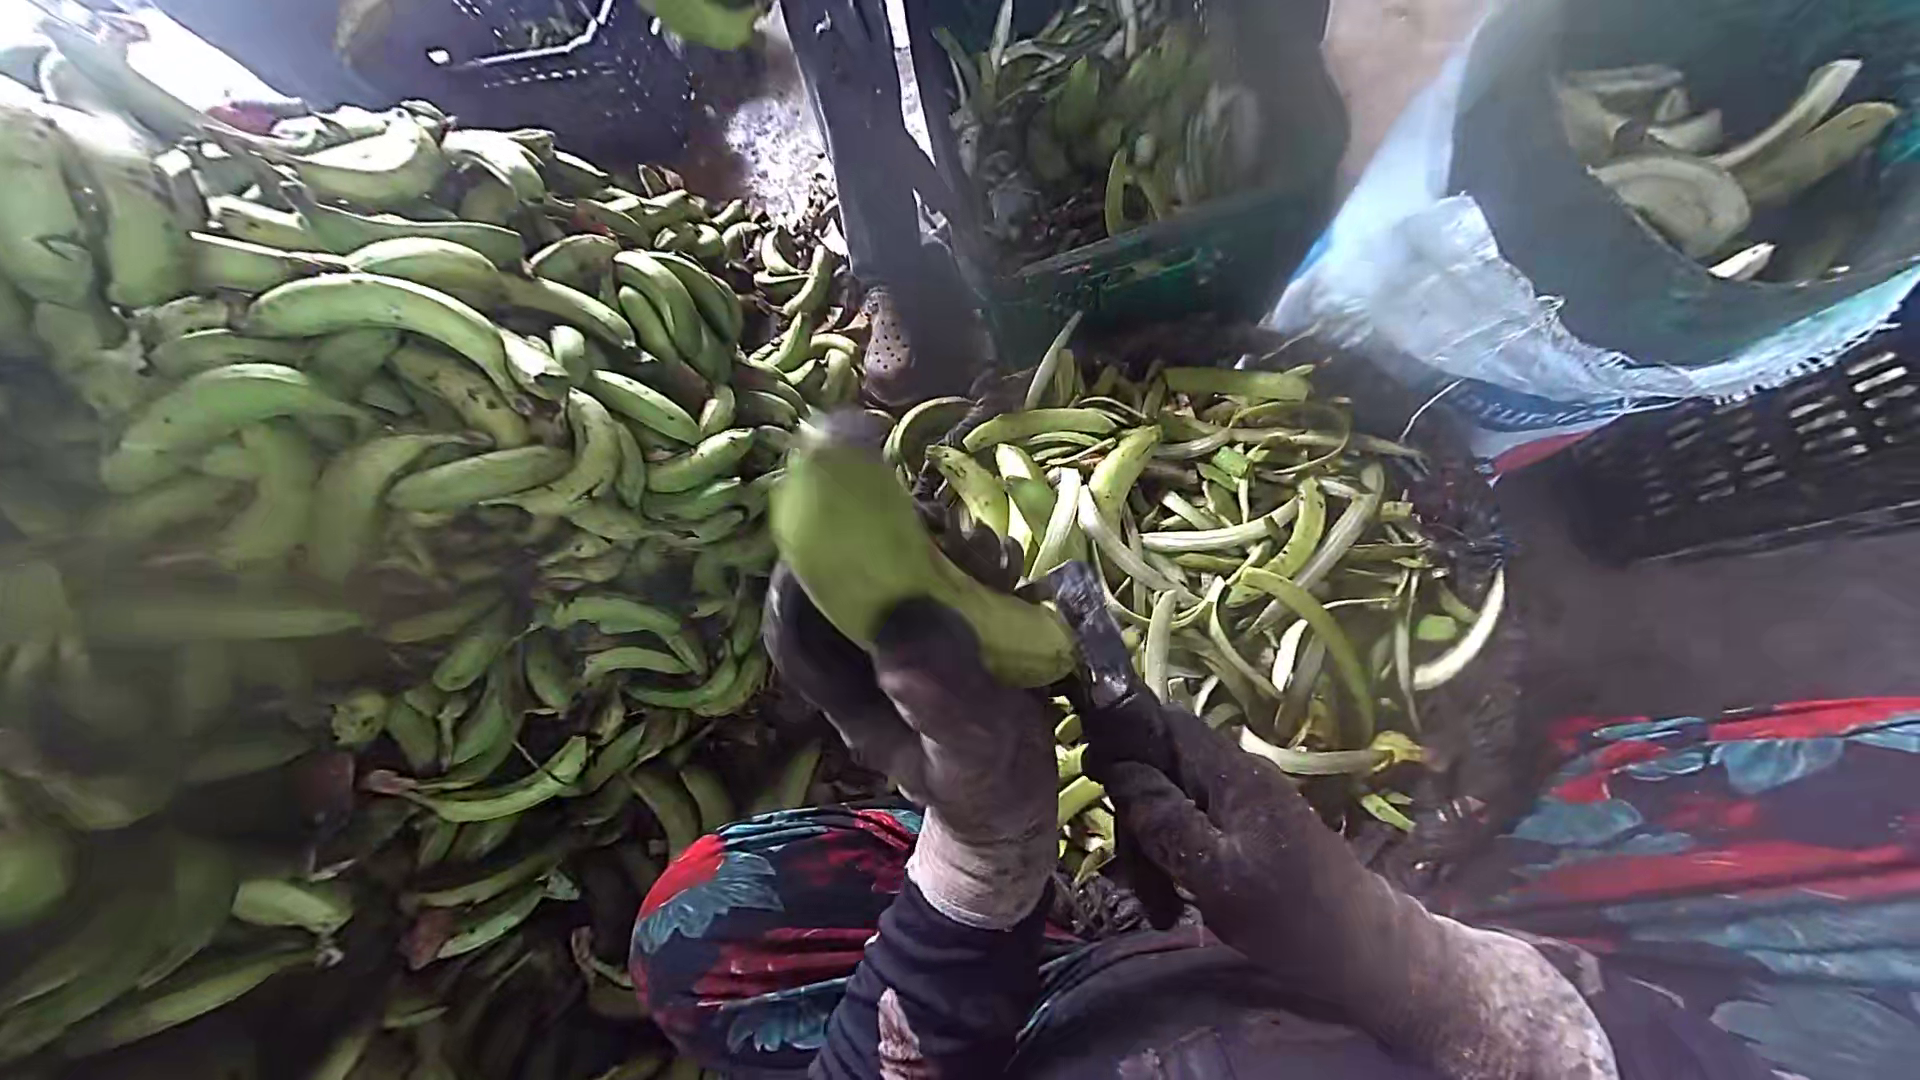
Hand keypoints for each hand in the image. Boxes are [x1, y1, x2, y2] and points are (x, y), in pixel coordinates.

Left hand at [764, 571, 1055, 928]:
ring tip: (986, 550)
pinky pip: (959, 578)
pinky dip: (983, 562)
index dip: (795, 589)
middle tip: (940, 528)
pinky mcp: (959, 623)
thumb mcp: (965, 755)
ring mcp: (918, 635)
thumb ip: (937, 706)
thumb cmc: (983, 786)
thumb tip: (899, 643)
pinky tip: (1011, 567)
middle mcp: (876, 654)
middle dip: (891, 545)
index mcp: (851, 691)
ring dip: (947, 546)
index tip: (826, 541)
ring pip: (911, 572)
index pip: (797, 636)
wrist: (1024, 788)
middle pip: (858, 586)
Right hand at [1081, 694, 1367, 980]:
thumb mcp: (1218, 875)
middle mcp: (1232, 773)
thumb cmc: (1294, 916)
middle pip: (1161, 765)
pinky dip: (1174, 854)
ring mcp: (1238, 799)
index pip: (1165, 722)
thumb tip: (1116, 769)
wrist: (1371, 958)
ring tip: (1158, 903)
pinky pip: (1190, 823)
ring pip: (1171, 798)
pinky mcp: (1242, 825)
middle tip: (1131, 869)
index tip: (1094, 771)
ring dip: (1153, 844)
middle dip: (1136, 811)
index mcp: (1230, 771)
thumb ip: (1165, 819)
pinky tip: (1174, 897)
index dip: (1124, 734)